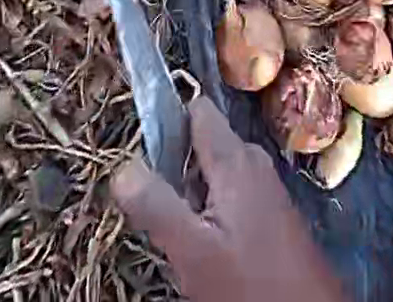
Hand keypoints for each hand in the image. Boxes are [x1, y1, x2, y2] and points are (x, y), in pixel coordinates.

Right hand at [112, 97, 347, 301]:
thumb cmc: (249, 282)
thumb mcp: (193, 250)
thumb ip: (157, 206)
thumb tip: (121, 168)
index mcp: (235, 157)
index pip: (198, 110)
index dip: (168, 120)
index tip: (145, 152)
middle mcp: (253, 159)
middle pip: (203, 142)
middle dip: (177, 167)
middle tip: (160, 207)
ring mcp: (265, 183)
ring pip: (215, 170)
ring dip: (194, 193)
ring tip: (183, 231)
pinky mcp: (271, 207)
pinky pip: (231, 190)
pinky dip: (213, 207)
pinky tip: (209, 242)